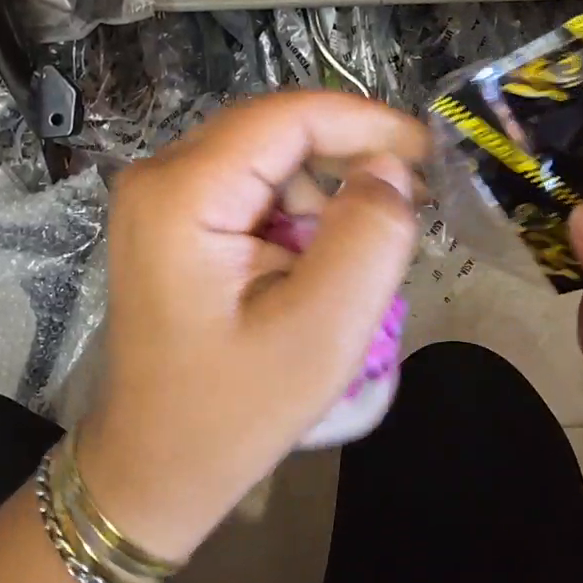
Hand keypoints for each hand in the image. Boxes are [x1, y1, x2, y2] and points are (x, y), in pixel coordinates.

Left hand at [78, 91, 427, 561]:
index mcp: (182, 192)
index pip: (285, 116)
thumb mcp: (320, 333)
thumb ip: (367, 238)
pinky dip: (286, 214)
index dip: (363, 121)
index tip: (428, 153)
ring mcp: (155, 193)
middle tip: (400, 210)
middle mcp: (158, 174)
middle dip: (342, 161)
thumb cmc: (232, 411)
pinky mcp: (165, 215)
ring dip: (313, 196)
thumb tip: (388, 167)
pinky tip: (295, 269)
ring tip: (330, 269)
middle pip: (271, 130)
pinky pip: (244, 185)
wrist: (154, 465)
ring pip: (262, 157)